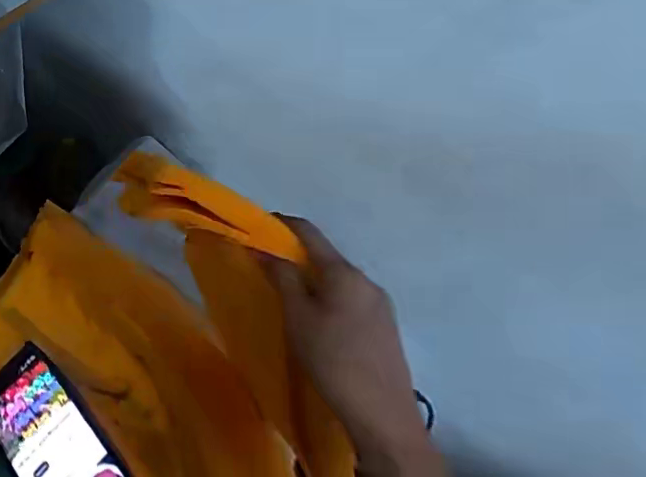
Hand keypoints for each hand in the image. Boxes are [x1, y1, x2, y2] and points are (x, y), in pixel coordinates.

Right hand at [267, 215, 445, 476]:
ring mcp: (381, 304)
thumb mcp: (297, 316)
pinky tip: (319, 318)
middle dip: (296, 255)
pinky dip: (329, 296)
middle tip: (268, 265)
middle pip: (325, 255)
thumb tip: (264, 248)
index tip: (258, 228)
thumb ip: (282, 276)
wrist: (385, 420)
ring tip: (290, 294)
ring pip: (338, 278)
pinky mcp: (387, 327)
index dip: (281, 224)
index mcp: (344, 272)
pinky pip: (351, 297)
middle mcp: (367, 280)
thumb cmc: (333, 360)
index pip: (308, 231)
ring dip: (313, 278)